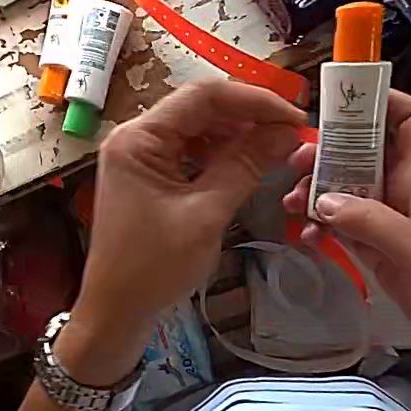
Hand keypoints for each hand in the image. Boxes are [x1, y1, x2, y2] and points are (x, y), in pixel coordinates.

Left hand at [64, 81, 304, 383]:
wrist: (116, 313)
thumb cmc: (153, 268)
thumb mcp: (205, 215)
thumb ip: (246, 166)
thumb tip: (287, 133)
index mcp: (138, 138)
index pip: (202, 97)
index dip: (254, 101)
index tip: (293, 116)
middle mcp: (136, 137)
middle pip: (200, 109)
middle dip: (248, 117)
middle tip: (292, 133)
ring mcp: (143, 157)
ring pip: (200, 130)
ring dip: (239, 136)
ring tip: (277, 147)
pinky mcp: (152, 176)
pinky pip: (192, 153)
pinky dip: (223, 156)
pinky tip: (250, 163)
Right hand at [282, 89, 410, 369]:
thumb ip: (373, 224)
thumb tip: (323, 200)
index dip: (381, 102)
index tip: (339, 106)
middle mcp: (407, 195)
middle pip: (365, 156)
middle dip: (328, 154)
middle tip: (296, 166)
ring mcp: (394, 226)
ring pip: (349, 192)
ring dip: (318, 193)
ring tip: (292, 205)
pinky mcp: (384, 255)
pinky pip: (347, 231)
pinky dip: (325, 230)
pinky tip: (308, 241)